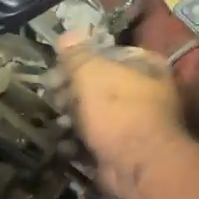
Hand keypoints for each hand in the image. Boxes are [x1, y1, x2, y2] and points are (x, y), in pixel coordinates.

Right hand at [51, 35, 185, 193]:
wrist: (138, 165)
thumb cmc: (117, 111)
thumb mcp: (91, 73)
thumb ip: (77, 54)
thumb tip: (68, 33)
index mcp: (145, 65)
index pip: (106, 54)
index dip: (78, 61)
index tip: (56, 72)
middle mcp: (145, 90)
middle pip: (97, 84)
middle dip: (70, 92)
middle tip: (53, 100)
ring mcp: (135, 121)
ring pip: (94, 112)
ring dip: (71, 118)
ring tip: (58, 125)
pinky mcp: (123, 147)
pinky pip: (95, 138)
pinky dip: (78, 141)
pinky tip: (65, 143)